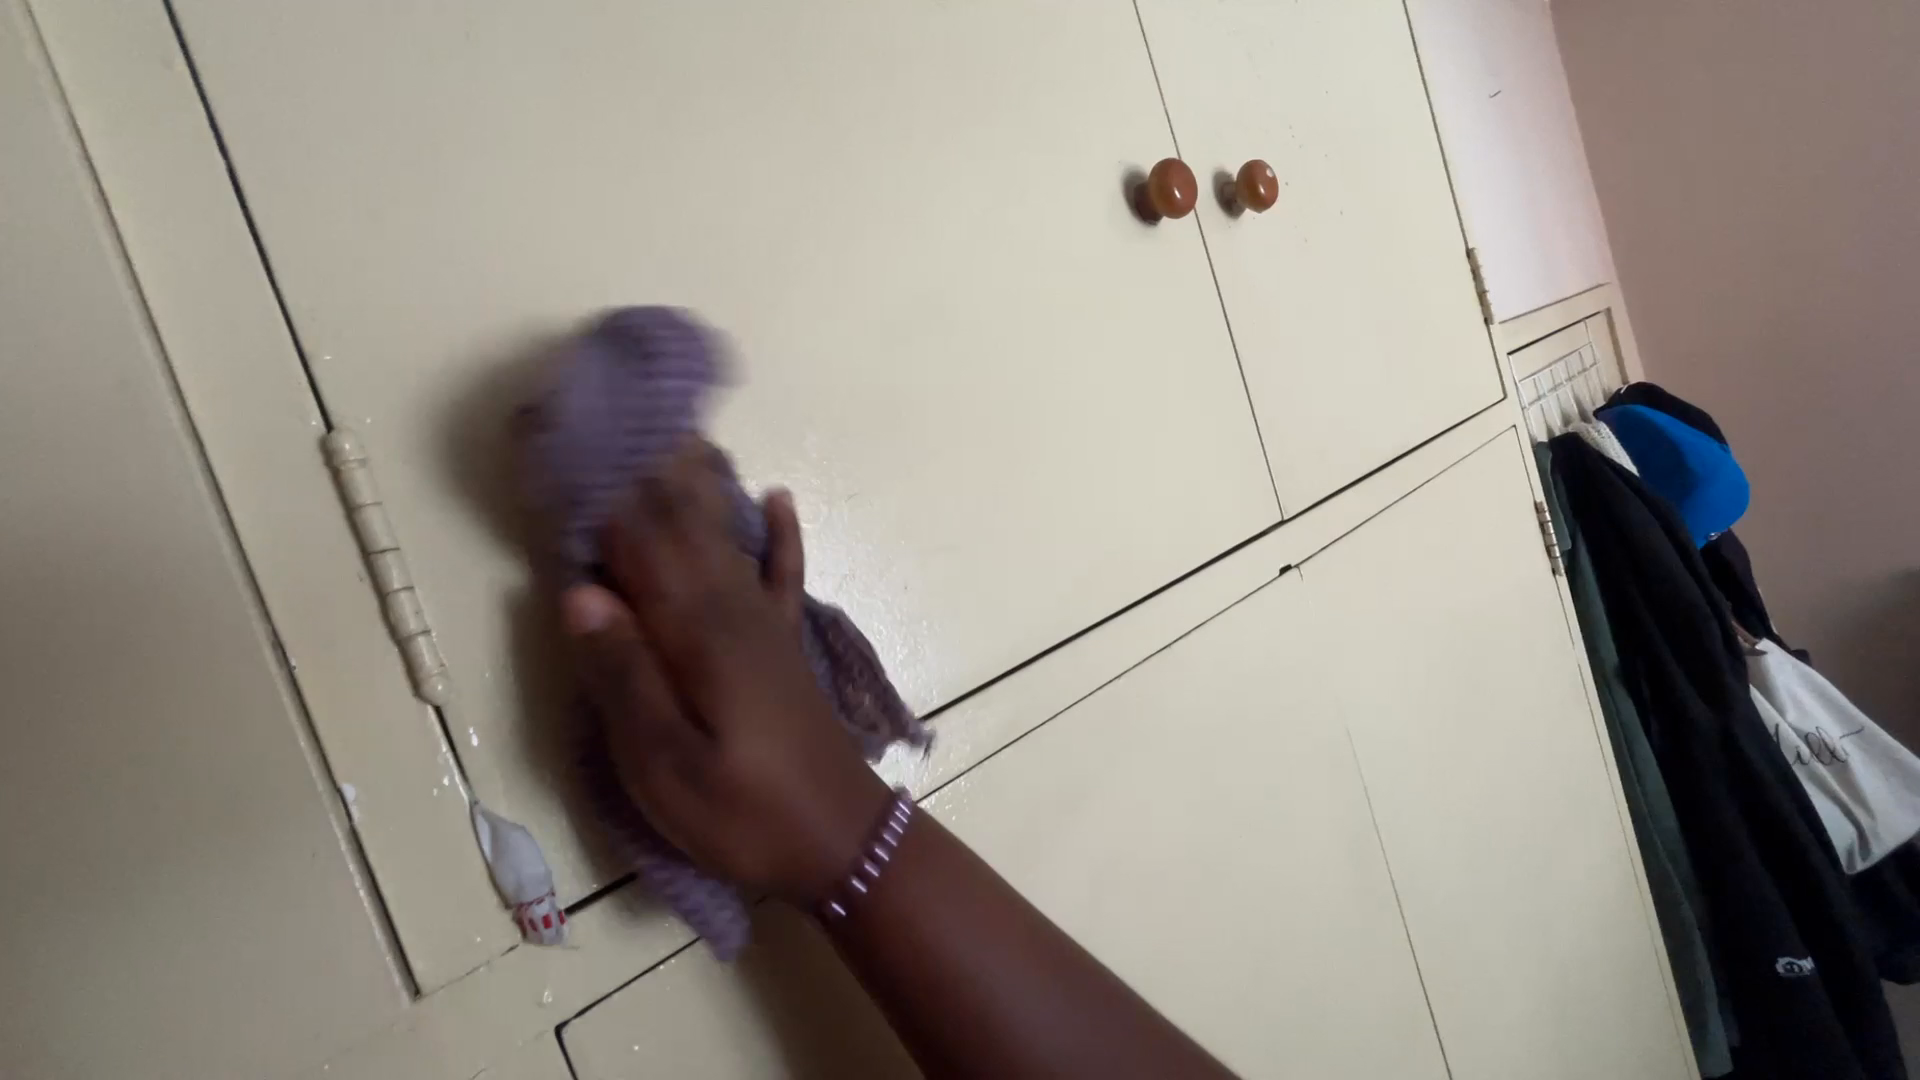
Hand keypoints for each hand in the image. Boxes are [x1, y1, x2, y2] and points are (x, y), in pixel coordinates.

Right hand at [560, 441, 892, 903]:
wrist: (840, 837)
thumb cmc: (744, 813)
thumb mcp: (664, 765)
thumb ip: (624, 676)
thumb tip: (580, 590)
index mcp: (695, 630)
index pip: (635, 539)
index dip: (595, 485)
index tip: (556, 431)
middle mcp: (732, 608)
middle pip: (680, 521)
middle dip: (641, 465)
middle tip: (608, 407)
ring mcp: (765, 622)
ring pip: (726, 533)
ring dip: (699, 480)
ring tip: (677, 426)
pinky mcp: (785, 644)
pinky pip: (783, 572)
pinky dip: (781, 532)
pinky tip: (779, 498)